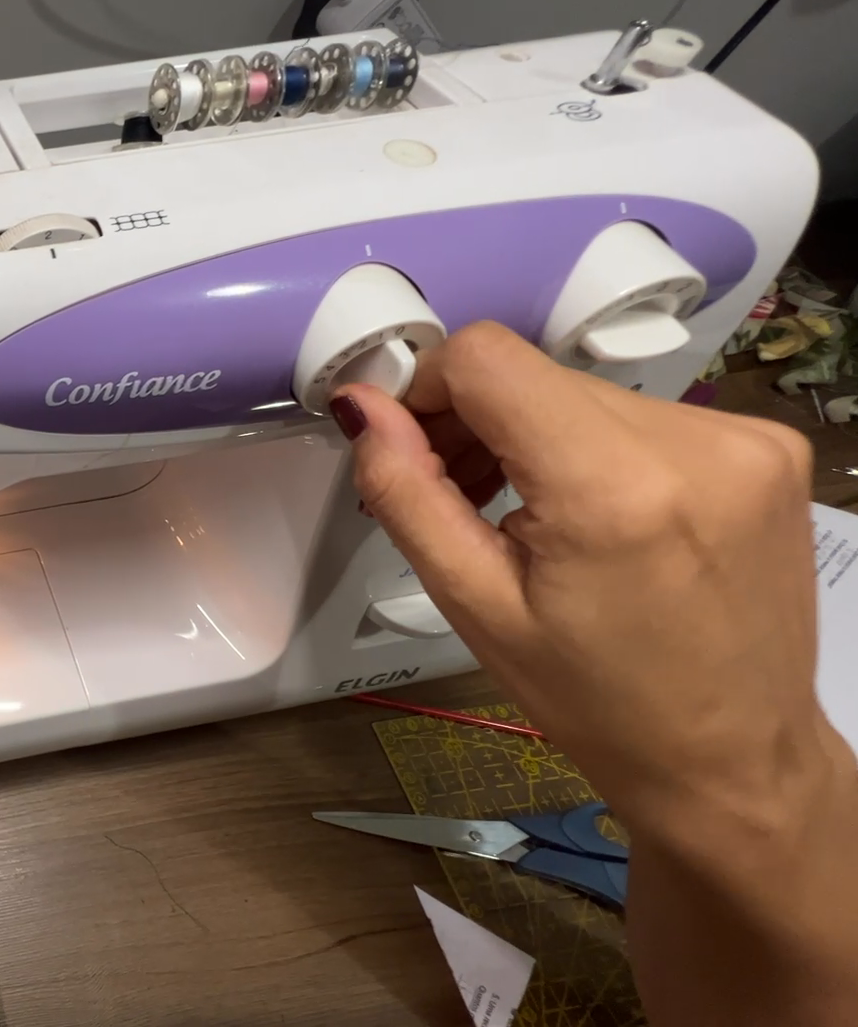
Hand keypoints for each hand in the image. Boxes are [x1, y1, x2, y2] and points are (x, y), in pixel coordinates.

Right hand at [334, 321, 857, 1024]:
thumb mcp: (461, 595)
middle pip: (523, 365)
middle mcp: (688, 441)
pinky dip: (566, 438)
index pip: (485, 358)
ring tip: (500, 506)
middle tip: (439, 483)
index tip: (397, 436)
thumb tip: (354, 408)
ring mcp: (737, 437)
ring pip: (570, 382)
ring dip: (511, 428)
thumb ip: (403, 486)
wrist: (724, 752)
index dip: (418, 385)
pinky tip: (561, 507)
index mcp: (607, 484)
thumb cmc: (582, 690)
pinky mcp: (754, 443)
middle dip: (459, 412)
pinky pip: (620, 406)